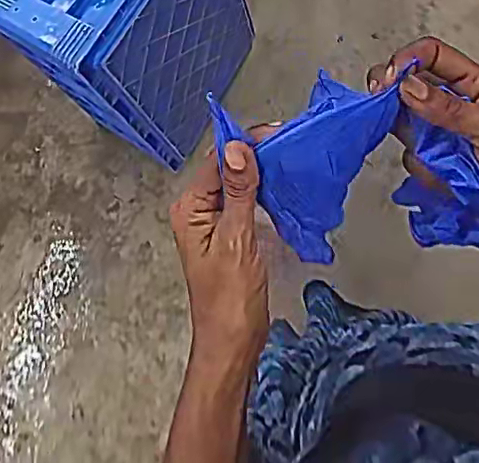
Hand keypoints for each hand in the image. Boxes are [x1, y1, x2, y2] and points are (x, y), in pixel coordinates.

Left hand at [169, 135, 269, 364]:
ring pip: (237, 184)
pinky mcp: (229, 233)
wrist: (233, 346)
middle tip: (288, 142)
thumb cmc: (230, 301)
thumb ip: (238, 192)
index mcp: (190, 207)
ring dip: (260, 172)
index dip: (244, 144)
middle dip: (255, 155)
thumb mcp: (237, 240)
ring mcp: (212, 221)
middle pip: (225, 169)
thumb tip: (238, 148)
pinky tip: (281, 187)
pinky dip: (262, 193)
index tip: (275, 132)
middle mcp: (196, 209)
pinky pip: (244, 202)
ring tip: (289, 159)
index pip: (217, 161)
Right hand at [369, 38, 478, 233]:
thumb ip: (451, 109)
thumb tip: (407, 85)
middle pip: (407, 85)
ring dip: (416, 144)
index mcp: (478, 88)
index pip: (432, 55)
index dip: (407, 60)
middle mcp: (455, 107)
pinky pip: (412, 158)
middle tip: (387, 110)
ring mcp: (443, 137)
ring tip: (446, 165)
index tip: (391, 80)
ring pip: (404, 124)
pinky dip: (424, 171)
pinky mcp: (437, 165)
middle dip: (392, 96)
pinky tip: (449, 183)